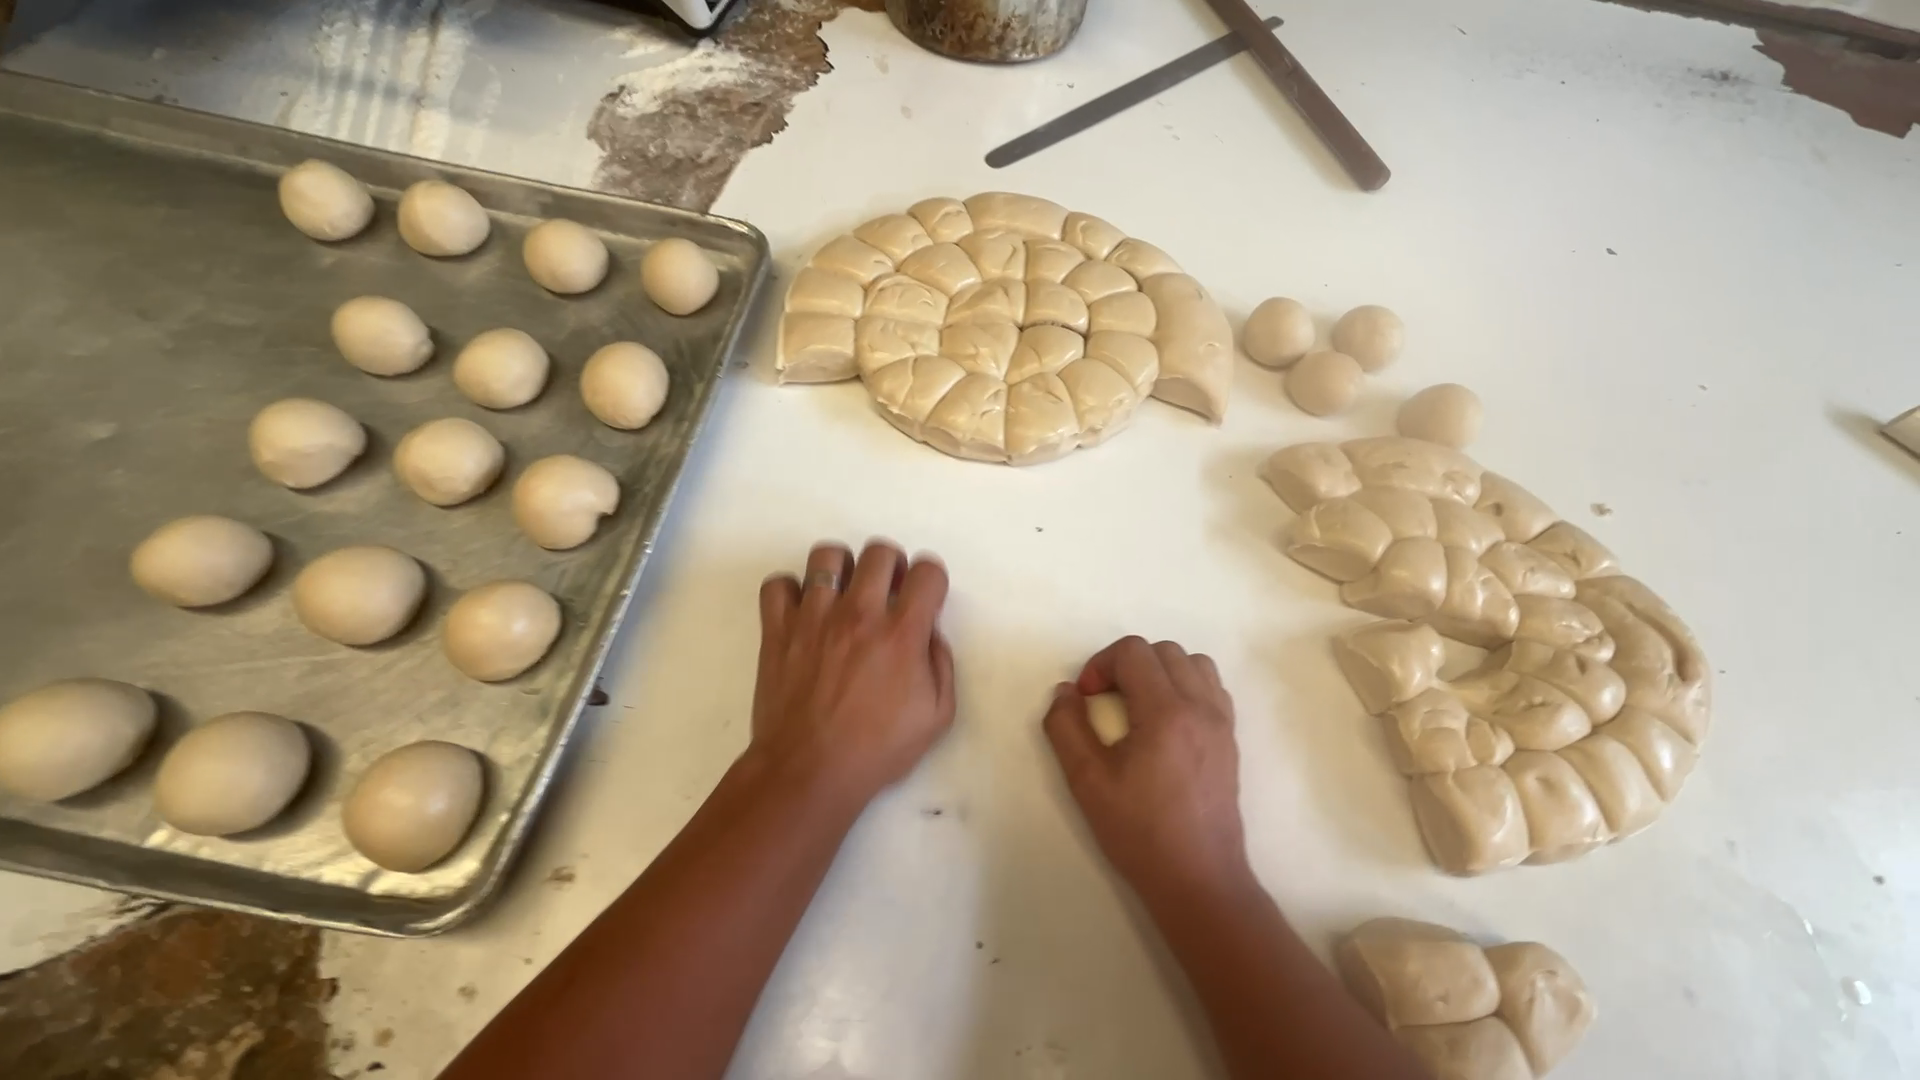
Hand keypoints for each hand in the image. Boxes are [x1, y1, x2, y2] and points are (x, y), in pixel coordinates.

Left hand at [751, 541, 955, 803]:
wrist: (809, 771)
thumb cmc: (877, 749)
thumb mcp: (937, 717)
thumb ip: (942, 666)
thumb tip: (929, 634)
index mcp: (902, 632)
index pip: (928, 571)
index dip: (931, 580)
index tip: (924, 599)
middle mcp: (859, 612)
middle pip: (879, 552)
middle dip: (892, 566)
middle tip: (887, 594)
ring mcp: (813, 617)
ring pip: (827, 556)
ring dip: (842, 569)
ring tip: (843, 595)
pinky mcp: (777, 628)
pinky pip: (778, 584)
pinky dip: (790, 591)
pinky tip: (802, 612)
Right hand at [1044, 636, 1250, 900]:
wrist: (1198, 879)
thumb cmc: (1138, 832)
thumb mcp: (1086, 781)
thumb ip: (1066, 727)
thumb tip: (1067, 692)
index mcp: (1166, 711)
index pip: (1133, 652)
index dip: (1100, 665)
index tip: (1086, 699)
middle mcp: (1200, 706)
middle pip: (1163, 651)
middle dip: (1127, 665)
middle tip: (1105, 702)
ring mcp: (1222, 722)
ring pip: (1192, 664)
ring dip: (1159, 672)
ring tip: (1138, 706)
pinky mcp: (1230, 740)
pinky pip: (1211, 688)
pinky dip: (1185, 687)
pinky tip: (1165, 722)